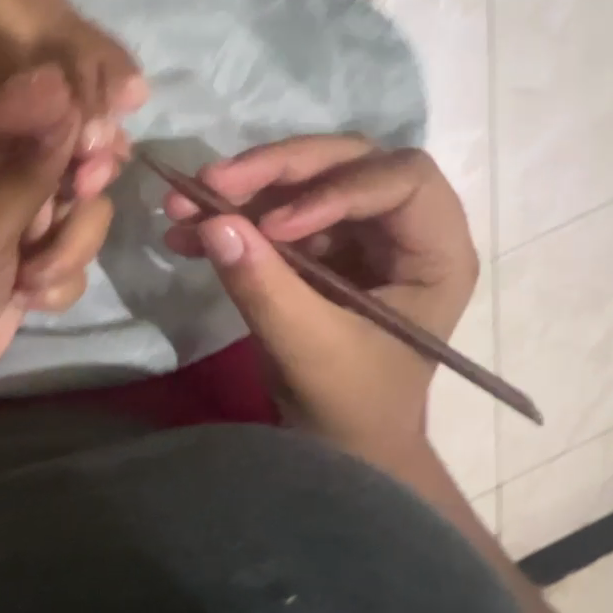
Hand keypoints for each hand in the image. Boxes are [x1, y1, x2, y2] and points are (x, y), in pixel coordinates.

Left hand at [0, 122, 111, 392]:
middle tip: (51, 236)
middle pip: (82, 176)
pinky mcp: (34, 278)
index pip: (55, 125)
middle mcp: (12, 192)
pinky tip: (28, 303)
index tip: (91, 173)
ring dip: (67, 257)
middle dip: (79, 213)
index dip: (84, 142)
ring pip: (84, 226)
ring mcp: (25, 237)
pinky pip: (74, 269)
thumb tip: (73, 105)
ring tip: (28, 284)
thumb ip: (31, 171)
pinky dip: (57, 288)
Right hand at [163, 136, 477, 463]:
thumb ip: (265, 286)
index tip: (275, 226)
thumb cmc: (347, 405)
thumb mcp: (308, 348)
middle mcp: (399, 231)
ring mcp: (352, 239)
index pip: (399, 180)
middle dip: (276, 170)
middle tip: (210, 182)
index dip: (335, 189)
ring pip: (301, 184)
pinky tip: (182, 236)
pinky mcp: (311, 255)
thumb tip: (212, 223)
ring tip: (180, 204)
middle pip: (345, 165)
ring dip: (240, 192)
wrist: (337, 448)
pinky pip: (270, 221)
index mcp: (433, 252)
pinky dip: (228, 224)